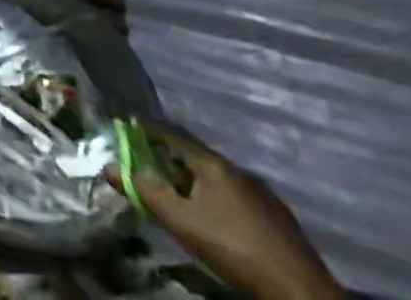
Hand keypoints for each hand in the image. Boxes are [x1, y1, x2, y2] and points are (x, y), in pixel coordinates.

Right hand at [112, 124, 343, 299]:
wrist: (298, 289)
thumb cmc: (233, 247)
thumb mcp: (182, 222)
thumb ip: (147, 192)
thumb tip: (112, 167)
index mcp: (213, 164)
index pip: (174, 134)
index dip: (148, 129)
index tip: (128, 127)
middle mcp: (236, 169)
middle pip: (194, 156)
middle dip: (167, 159)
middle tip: (145, 167)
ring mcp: (259, 192)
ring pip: (214, 177)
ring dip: (189, 180)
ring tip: (173, 194)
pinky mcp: (273, 216)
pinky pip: (231, 195)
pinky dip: (211, 196)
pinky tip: (210, 217)